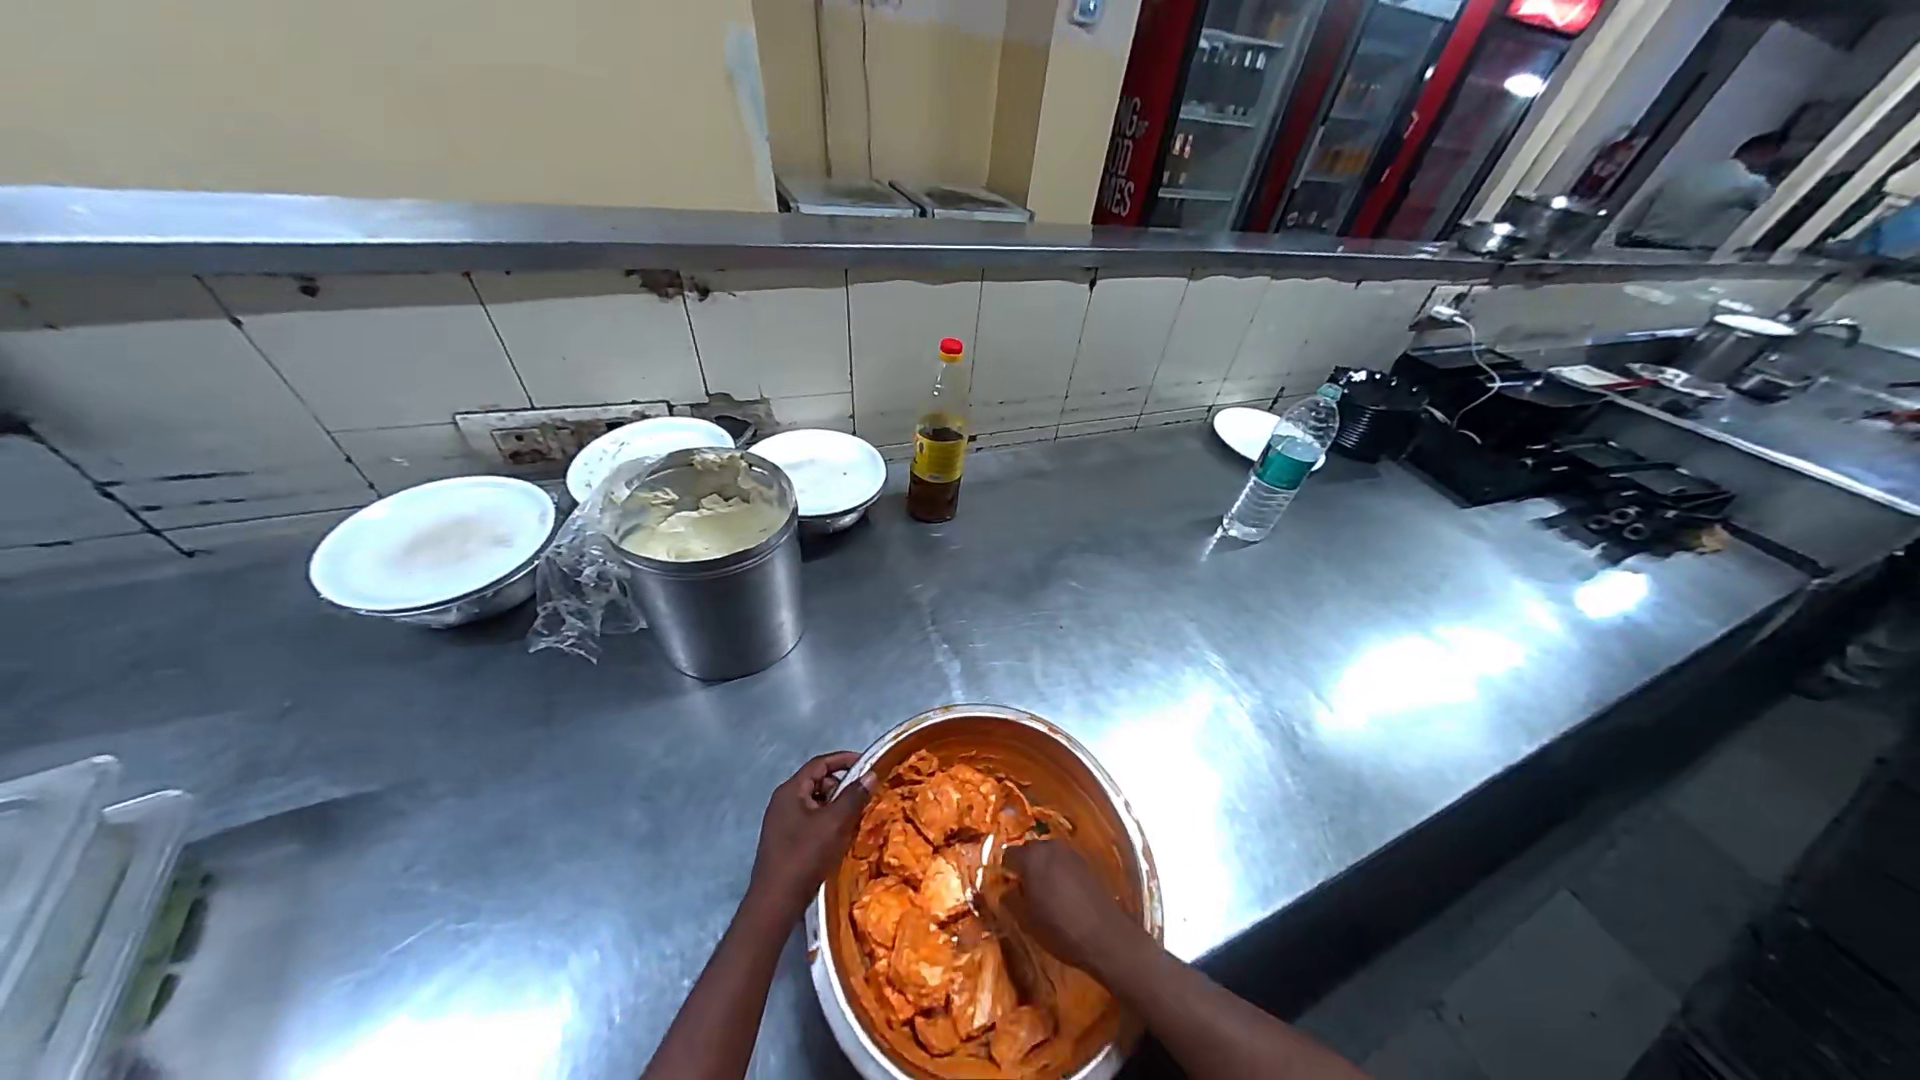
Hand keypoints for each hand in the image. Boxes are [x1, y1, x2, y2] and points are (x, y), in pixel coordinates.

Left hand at [747, 751, 873, 918]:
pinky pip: (810, 821)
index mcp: (790, 791)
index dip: (844, 759)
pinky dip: (826, 822)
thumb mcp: (835, 822)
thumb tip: (871, 774)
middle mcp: (783, 802)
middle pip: (817, 782)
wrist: (776, 900)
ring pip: (815, 803)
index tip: (866, 763)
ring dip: (835, 807)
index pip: (819, 764)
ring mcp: (781, 822)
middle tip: (862, 798)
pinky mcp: (784, 841)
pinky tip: (839, 837)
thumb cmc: (805, 855)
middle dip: (841, 786)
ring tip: (853, 819)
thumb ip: (854, 796)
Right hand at [1004, 840, 1147, 977]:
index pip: (1007, 855)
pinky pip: (1063, 862)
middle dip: (1024, 867)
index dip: (1005, 872)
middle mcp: (1049, 847)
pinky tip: (1063, 894)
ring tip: (1044, 893)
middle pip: (1028, 851)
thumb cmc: (1059, 928)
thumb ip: (1010, 898)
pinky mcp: (1086, 862)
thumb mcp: (1026, 919)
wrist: (1105, 936)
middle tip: (1024, 892)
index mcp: (1031, 857)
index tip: (1007, 889)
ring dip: (1042, 868)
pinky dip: (1058, 872)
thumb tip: (1006, 888)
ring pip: (1047, 855)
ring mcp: (1070, 852)